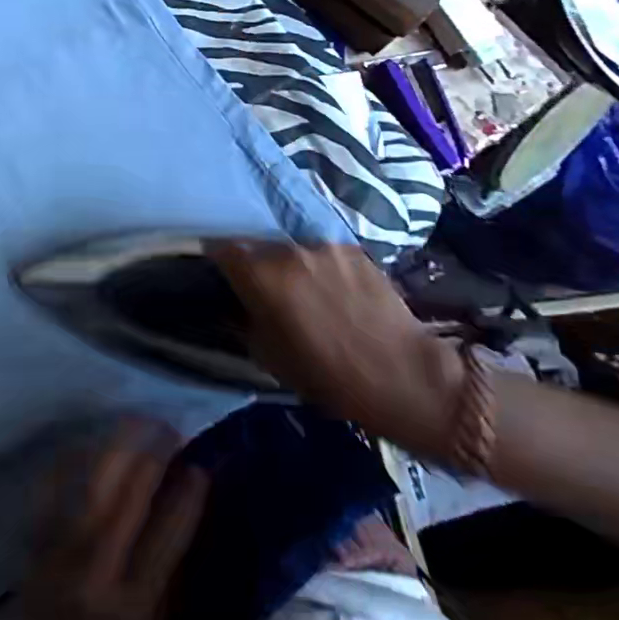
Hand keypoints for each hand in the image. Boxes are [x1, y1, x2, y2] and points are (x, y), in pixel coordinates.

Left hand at [16, 419, 209, 619]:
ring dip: (115, 446)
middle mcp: (95, 576)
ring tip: (135, 420)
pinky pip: (47, 494)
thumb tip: (182, 518)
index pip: (168, 538)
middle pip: (129, 500)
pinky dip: (67, 463)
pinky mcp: (30, 551)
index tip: (199, 468)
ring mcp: (57, 559)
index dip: (187, 498)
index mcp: (133, 606)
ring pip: (89, 486)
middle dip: (154, 456)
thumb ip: (166, 586)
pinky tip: (85, 441)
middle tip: (170, 427)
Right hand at [209, 240, 466, 462]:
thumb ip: (245, 319)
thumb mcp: (269, 356)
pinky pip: (324, 253)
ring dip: (291, 266)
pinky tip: (336, 292)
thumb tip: (237, 303)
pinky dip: (321, 267)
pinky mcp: (354, 249)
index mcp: (262, 275)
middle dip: (256, 264)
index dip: (218, 261)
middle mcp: (289, 250)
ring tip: (306, 293)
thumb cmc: (327, 374)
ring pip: (293, 248)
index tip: (222, 276)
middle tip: (265, 290)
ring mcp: (325, 246)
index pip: (223, 249)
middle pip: (259, 246)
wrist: (400, 372)